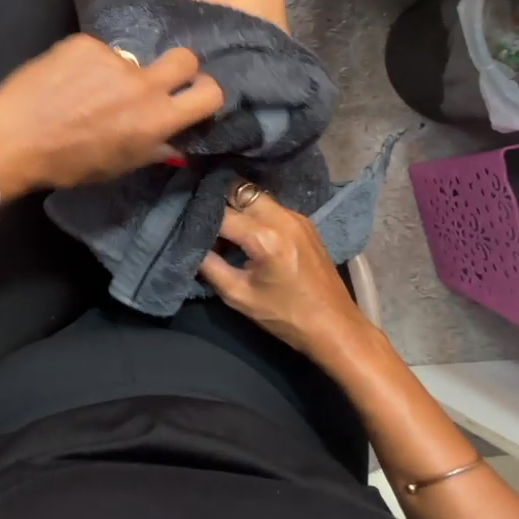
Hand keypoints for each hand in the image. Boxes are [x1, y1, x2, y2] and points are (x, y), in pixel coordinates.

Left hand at [0, 36, 221, 196]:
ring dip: (118, 72)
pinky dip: (86, 64)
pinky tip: (64, 81)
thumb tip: (174, 139)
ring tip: (85, 90)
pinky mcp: (84, 43)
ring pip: (131, 58)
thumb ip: (152, 148)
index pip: (210, 93)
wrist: (11, 140)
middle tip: (156, 80)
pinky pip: (97, 51)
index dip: (204, 93)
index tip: (191, 96)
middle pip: (185, 58)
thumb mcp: (117, 166)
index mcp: (156, 119)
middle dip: (180, 67)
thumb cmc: (65, 164)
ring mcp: (113, 59)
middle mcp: (143, 84)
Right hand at [199, 194, 372, 357]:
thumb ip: (209, 266)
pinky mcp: (303, 221)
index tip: (183, 226)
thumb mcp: (238, 296)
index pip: (219, 214)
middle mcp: (282, 218)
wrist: (336, 327)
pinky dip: (251, 212)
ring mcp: (296, 216)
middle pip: (237, 191)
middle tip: (199, 220)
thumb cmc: (285, 316)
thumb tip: (187, 244)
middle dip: (215, 202)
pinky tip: (243, 232)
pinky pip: (268, 205)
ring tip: (220, 228)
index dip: (197, 219)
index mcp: (265, 238)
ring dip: (233, 205)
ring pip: (253, 195)